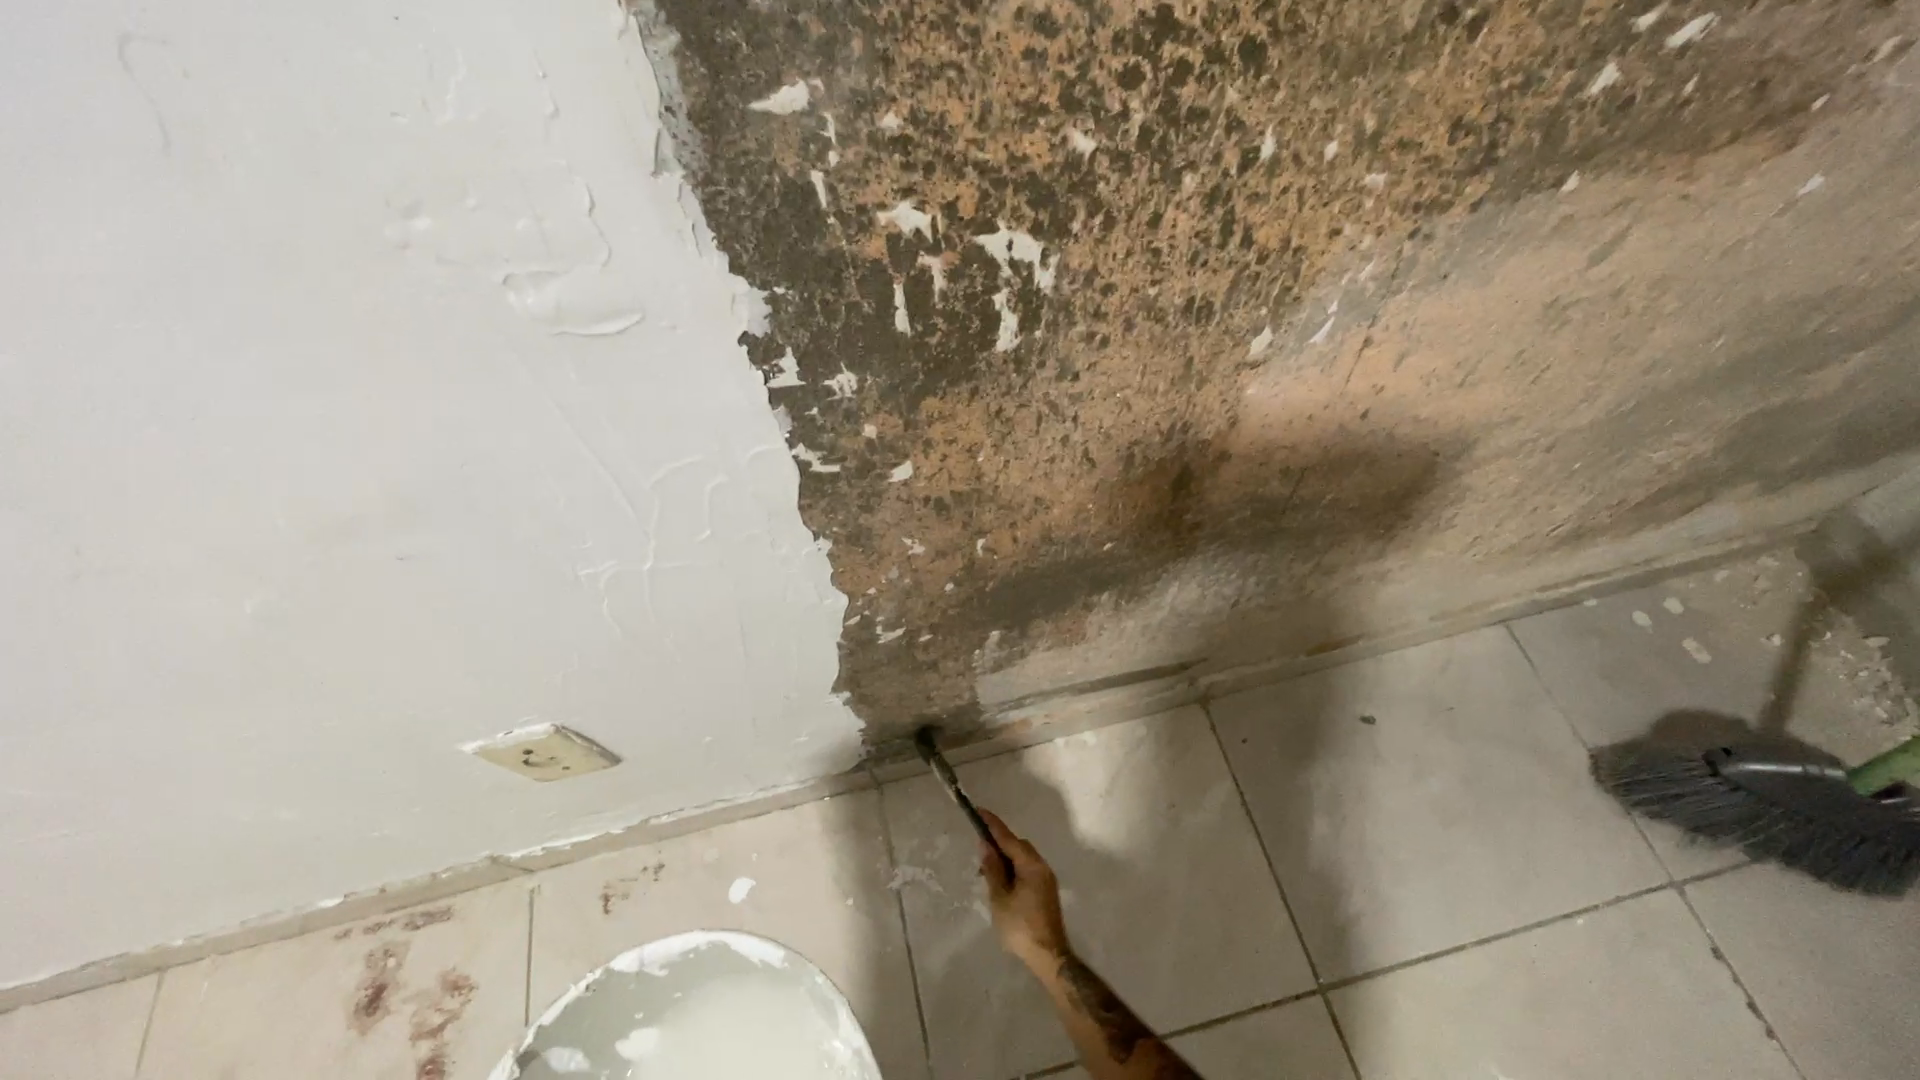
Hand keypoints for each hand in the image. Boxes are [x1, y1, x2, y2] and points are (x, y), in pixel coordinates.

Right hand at [978, 809, 1070, 970]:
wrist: (1048, 955)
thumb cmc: (1020, 926)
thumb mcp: (999, 897)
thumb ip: (992, 869)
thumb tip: (985, 844)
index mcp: (1031, 865)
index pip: (1008, 838)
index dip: (992, 825)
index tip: (979, 810)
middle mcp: (1042, 867)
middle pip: (1018, 846)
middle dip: (999, 844)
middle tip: (979, 853)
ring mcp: (1046, 879)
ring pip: (1023, 859)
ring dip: (1006, 859)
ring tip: (987, 873)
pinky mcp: (1046, 891)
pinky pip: (1027, 870)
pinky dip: (1013, 870)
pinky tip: (1002, 884)